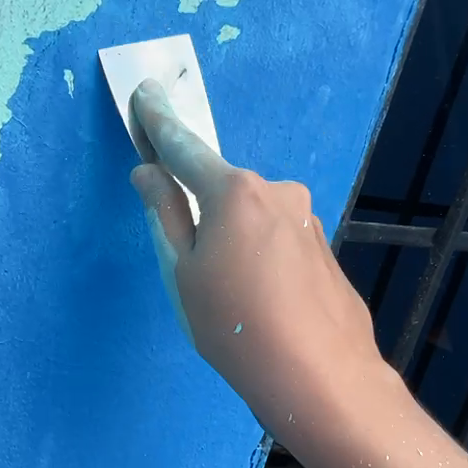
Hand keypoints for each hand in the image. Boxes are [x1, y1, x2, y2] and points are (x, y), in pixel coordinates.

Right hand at [127, 79, 399, 446]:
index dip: (158, 124)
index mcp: (234, 192)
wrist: (318, 374)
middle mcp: (276, 192)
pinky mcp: (321, 247)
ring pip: (249, 218)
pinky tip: (259, 302)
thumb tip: (148, 172)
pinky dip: (257, 258)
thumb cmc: (232, 324)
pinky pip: (273, 240)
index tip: (145, 92)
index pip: (185, 148)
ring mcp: (306, 218)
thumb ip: (164, 215)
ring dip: (230, 240)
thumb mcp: (181, 273)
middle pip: (220, 189)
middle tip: (191, 269)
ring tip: (229, 300)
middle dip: (199, 211)